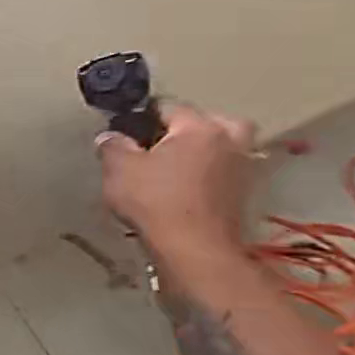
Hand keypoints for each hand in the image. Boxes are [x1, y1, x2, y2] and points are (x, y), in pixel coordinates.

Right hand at [96, 102, 256, 252]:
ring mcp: (243, 168)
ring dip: (202, 153)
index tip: (125, 130)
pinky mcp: (244, 195)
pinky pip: (223, 173)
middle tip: (161, 144)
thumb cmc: (155, 203)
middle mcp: (229, 140)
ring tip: (173, 168)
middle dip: (187, 128)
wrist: (193, 249)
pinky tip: (184, 189)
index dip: (143, 115)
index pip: (169, 106)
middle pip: (209, 121)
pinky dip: (207, 176)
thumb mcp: (119, 170)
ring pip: (222, 147)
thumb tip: (110, 136)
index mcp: (199, 127)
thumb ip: (112, 146)